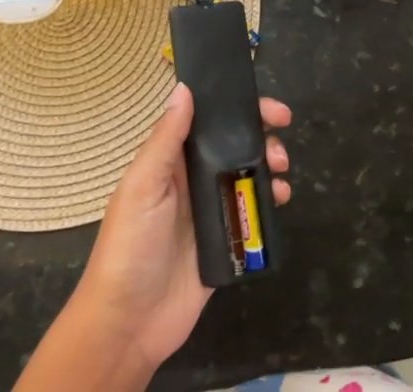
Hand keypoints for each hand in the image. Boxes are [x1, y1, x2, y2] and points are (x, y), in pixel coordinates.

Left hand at [70, 83, 292, 370]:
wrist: (129, 324)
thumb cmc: (130, 247)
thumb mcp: (142, 186)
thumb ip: (165, 139)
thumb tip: (184, 89)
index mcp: (168, 163)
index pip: (206, 123)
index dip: (236, 109)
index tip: (267, 106)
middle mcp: (191, 182)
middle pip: (233, 147)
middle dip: (261, 136)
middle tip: (282, 137)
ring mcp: (210, 213)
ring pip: (248, 177)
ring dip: (270, 166)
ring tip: (283, 171)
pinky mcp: (226, 244)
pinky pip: (253, 214)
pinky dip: (271, 202)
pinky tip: (282, 199)